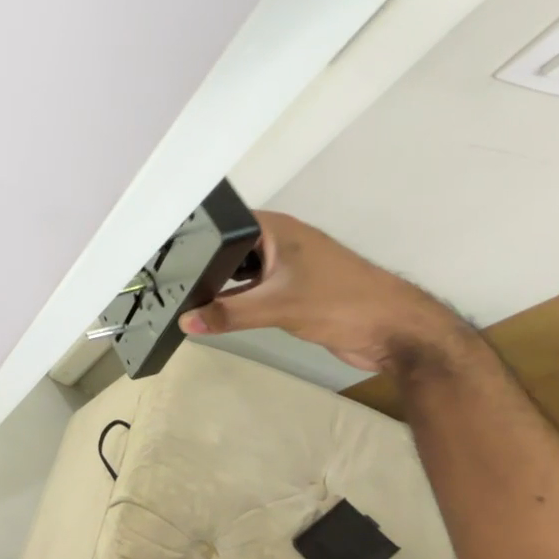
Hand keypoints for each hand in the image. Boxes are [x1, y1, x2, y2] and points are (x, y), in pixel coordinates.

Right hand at [179, 211, 468, 373]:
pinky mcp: (291, 289)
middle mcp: (278, 241)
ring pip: (237, 269)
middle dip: (199, 261)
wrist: (402, 336)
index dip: (190, 233)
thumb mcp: (277, 308)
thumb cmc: (344, 304)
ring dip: (217, 282)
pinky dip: (234, 297)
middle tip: (158, 272)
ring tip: (176, 289)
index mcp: (276, 229)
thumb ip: (227, 314)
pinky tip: (210, 307)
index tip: (156, 247)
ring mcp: (286, 265)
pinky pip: (250, 288)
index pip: (221, 222)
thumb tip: (184, 321)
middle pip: (225, 246)